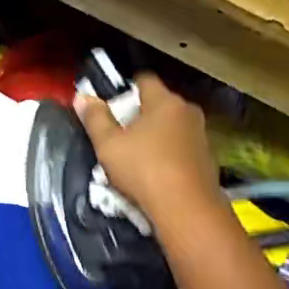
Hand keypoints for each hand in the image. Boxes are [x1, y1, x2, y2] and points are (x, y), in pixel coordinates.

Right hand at [74, 74, 219, 225]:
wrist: (185, 208)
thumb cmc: (143, 170)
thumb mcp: (108, 146)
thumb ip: (95, 119)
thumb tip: (82, 96)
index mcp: (164, 101)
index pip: (145, 80)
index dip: (127, 87)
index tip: (112, 101)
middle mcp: (187, 111)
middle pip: (160, 104)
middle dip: (140, 114)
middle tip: (120, 134)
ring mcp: (201, 135)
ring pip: (172, 127)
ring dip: (156, 136)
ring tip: (137, 156)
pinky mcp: (206, 159)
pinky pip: (181, 148)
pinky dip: (168, 154)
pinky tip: (156, 173)